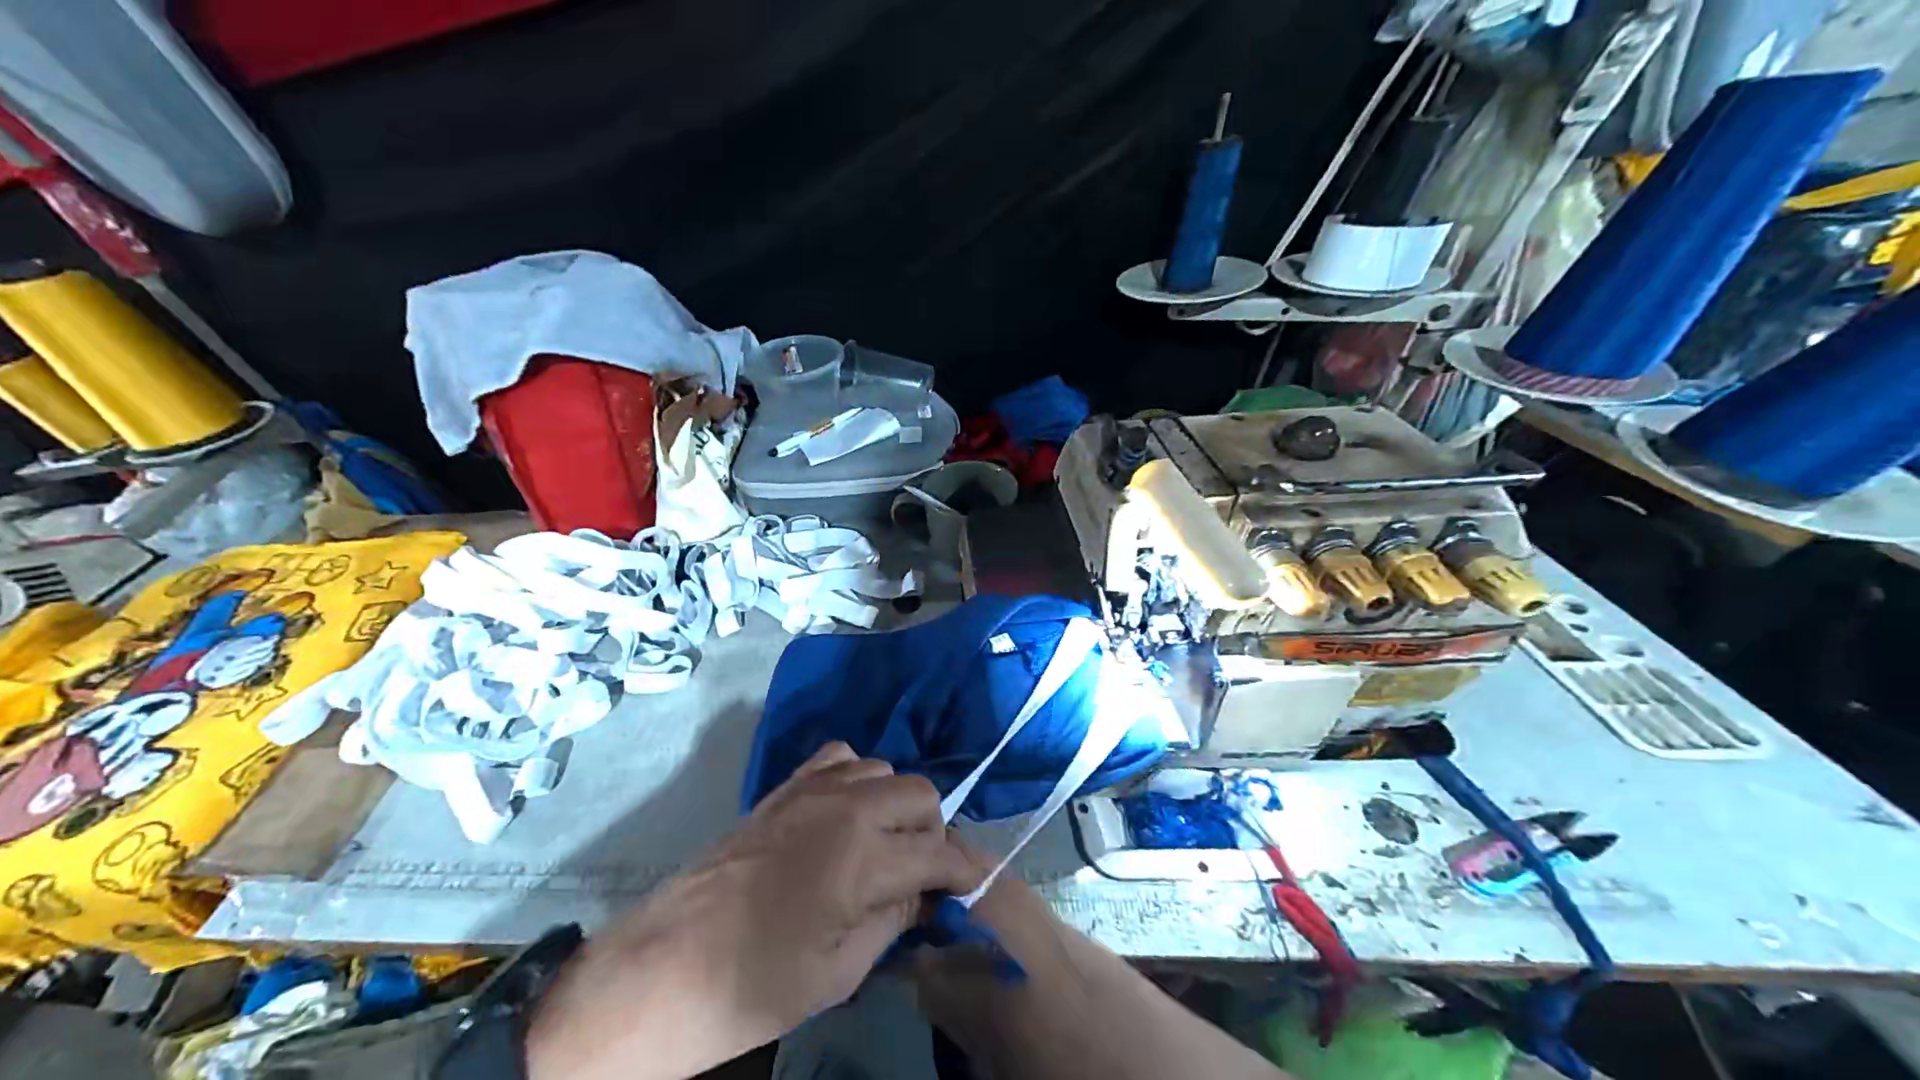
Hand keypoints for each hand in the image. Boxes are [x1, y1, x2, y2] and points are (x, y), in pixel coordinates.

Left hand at [525, 742, 980, 1079]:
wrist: (662, 969)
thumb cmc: (754, 988)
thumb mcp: (839, 972)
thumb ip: (893, 920)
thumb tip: (927, 893)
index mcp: (863, 858)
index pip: (938, 852)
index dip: (963, 872)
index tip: (969, 887)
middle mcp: (845, 807)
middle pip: (920, 794)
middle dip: (932, 833)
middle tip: (916, 876)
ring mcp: (810, 790)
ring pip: (883, 769)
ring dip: (895, 805)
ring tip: (880, 847)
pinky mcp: (782, 788)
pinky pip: (837, 758)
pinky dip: (854, 778)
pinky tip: (844, 815)